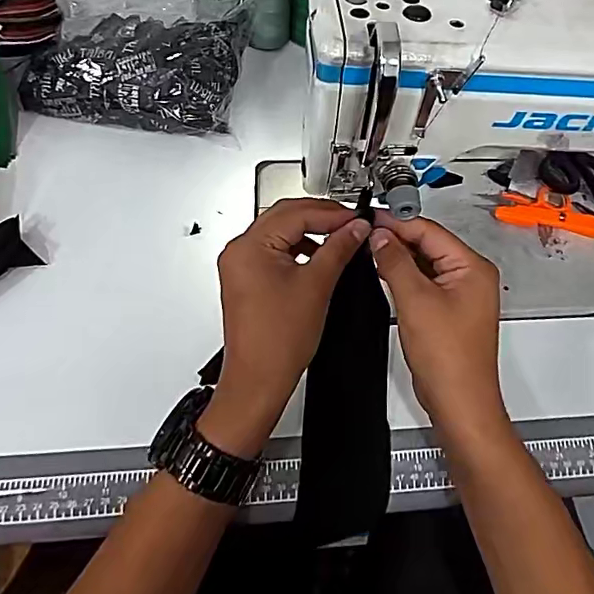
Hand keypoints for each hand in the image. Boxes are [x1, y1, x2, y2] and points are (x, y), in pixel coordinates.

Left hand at [202, 198, 369, 457]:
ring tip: (340, 237)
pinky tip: (320, 255)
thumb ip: (339, 249)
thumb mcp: (317, 285)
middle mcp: (239, 252)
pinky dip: (300, 247)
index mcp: (250, 247)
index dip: (331, 214)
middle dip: (321, 217)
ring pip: (280, 231)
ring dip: (311, 230)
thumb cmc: (275, 343)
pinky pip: (275, 250)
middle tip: (350, 221)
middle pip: (285, 216)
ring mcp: (241, 265)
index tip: (354, 218)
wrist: (259, 379)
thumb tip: (354, 228)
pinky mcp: (247, 278)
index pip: (296, 213)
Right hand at [366, 214, 508, 446]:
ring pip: (425, 263)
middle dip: (397, 238)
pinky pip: (424, 282)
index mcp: (472, 268)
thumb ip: (396, 263)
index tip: (373, 219)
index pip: (430, 231)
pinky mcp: (449, 310)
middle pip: (429, 244)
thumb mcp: (415, 300)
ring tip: (371, 251)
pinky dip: (404, 276)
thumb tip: (382, 238)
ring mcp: (461, 295)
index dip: (398, 223)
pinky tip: (385, 274)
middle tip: (367, 234)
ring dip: (399, 257)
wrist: (459, 402)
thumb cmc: (452, 361)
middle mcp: (471, 277)